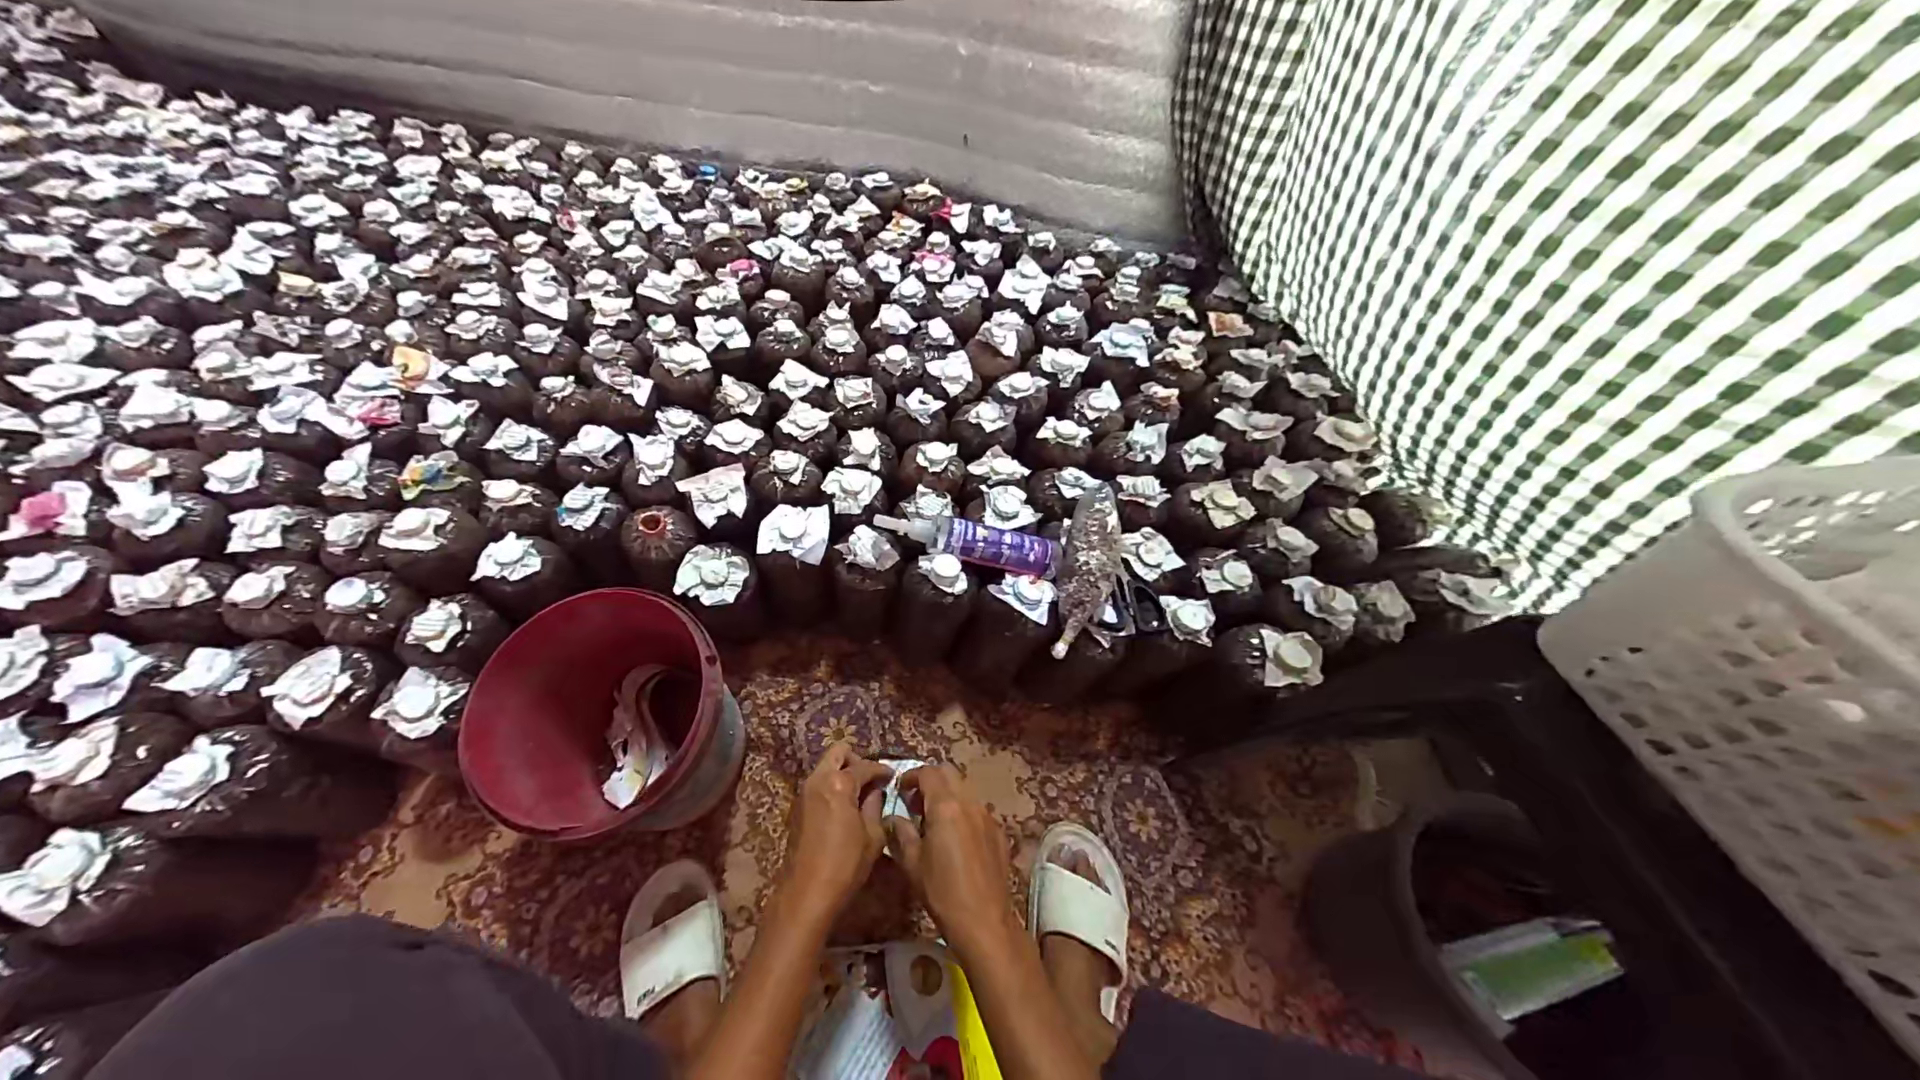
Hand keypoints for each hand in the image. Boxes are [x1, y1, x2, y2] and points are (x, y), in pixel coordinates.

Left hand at [777, 743, 891, 923]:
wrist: (806, 893)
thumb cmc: (845, 865)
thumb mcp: (873, 836)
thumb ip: (875, 806)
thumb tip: (876, 791)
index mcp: (840, 783)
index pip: (866, 765)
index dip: (882, 770)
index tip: (892, 777)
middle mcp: (819, 779)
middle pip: (839, 752)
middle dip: (856, 760)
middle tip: (871, 779)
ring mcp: (804, 792)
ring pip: (826, 766)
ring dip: (842, 772)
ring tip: (860, 792)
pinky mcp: (797, 807)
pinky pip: (818, 783)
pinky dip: (832, 785)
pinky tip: (844, 806)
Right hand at [887, 764, 1018, 952]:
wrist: (984, 921)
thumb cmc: (942, 892)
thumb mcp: (912, 864)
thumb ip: (901, 833)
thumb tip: (893, 818)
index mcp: (946, 806)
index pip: (928, 772)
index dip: (911, 776)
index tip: (900, 789)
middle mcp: (970, 803)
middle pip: (949, 773)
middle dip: (930, 780)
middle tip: (915, 802)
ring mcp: (988, 816)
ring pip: (965, 789)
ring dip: (948, 795)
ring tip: (934, 820)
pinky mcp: (999, 832)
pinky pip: (978, 809)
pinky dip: (963, 811)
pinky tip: (956, 837)